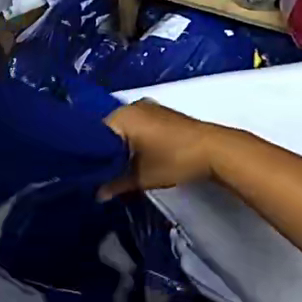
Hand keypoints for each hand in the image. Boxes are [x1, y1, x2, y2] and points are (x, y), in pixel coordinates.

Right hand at [100, 100, 224, 197]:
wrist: (214, 150)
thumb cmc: (173, 159)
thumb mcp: (141, 177)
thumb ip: (116, 184)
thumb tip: (98, 195)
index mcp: (121, 116)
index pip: (93, 132)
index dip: (89, 152)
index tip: (86, 168)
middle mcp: (131, 106)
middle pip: (109, 129)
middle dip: (105, 149)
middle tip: (100, 170)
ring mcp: (149, 107)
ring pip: (124, 127)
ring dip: (121, 144)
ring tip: (117, 165)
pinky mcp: (162, 114)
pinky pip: (138, 125)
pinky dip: (135, 139)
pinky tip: (136, 155)